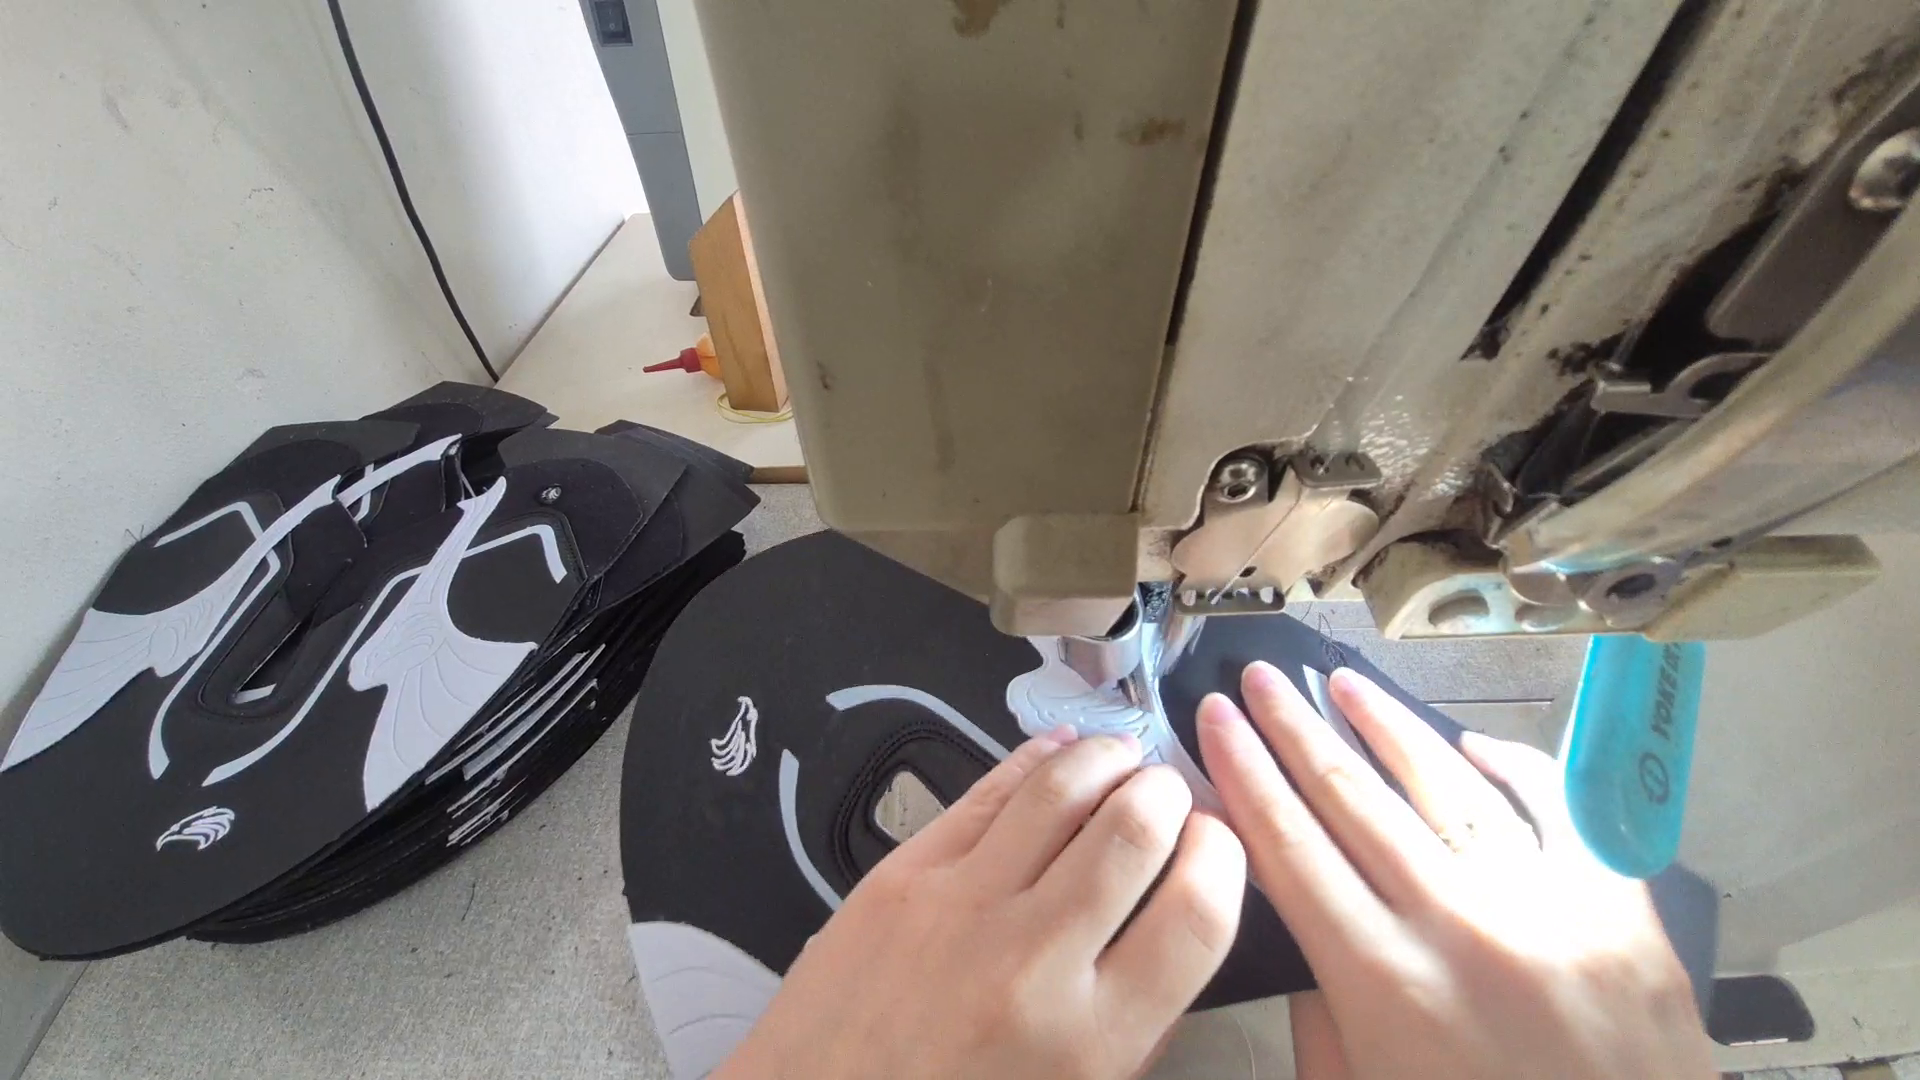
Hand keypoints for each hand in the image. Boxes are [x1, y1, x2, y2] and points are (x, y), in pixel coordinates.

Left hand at [716, 727, 1246, 1079]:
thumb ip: (1132, 1017)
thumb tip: (1171, 917)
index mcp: (1089, 1039)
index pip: (1198, 915)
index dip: (1225, 859)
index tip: (1218, 842)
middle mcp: (1032, 957)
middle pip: (1134, 828)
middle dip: (1167, 792)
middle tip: (1168, 792)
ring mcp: (962, 900)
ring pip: (1061, 786)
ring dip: (1107, 757)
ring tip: (1123, 756)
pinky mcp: (907, 867)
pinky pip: (989, 787)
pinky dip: (1035, 757)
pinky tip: (1058, 750)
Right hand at [1196, 663, 1715, 1079]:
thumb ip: (1319, 996)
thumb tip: (1303, 903)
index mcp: (1383, 981)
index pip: (1286, 839)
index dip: (1241, 767)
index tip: (1214, 716)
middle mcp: (1461, 931)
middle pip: (1350, 796)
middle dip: (1291, 726)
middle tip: (1257, 677)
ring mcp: (1551, 916)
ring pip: (1445, 785)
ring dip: (1384, 724)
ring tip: (1342, 681)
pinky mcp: (1629, 924)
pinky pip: (1565, 817)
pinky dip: (1518, 769)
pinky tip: (1473, 742)